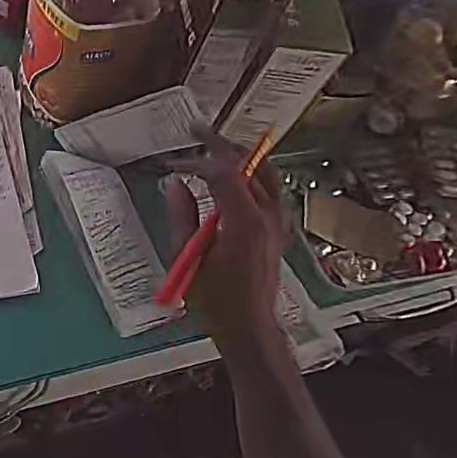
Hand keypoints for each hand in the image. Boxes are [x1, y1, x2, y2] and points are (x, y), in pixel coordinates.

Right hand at [164, 136, 287, 352]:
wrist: (249, 325)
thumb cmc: (217, 299)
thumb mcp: (189, 258)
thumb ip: (182, 216)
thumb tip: (176, 186)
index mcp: (244, 222)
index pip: (223, 173)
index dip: (198, 162)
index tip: (177, 164)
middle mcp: (268, 216)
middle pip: (247, 164)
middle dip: (220, 146)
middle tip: (198, 132)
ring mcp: (278, 221)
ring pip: (263, 172)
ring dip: (239, 156)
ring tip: (217, 146)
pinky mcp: (279, 228)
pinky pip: (270, 188)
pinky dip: (252, 174)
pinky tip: (239, 174)